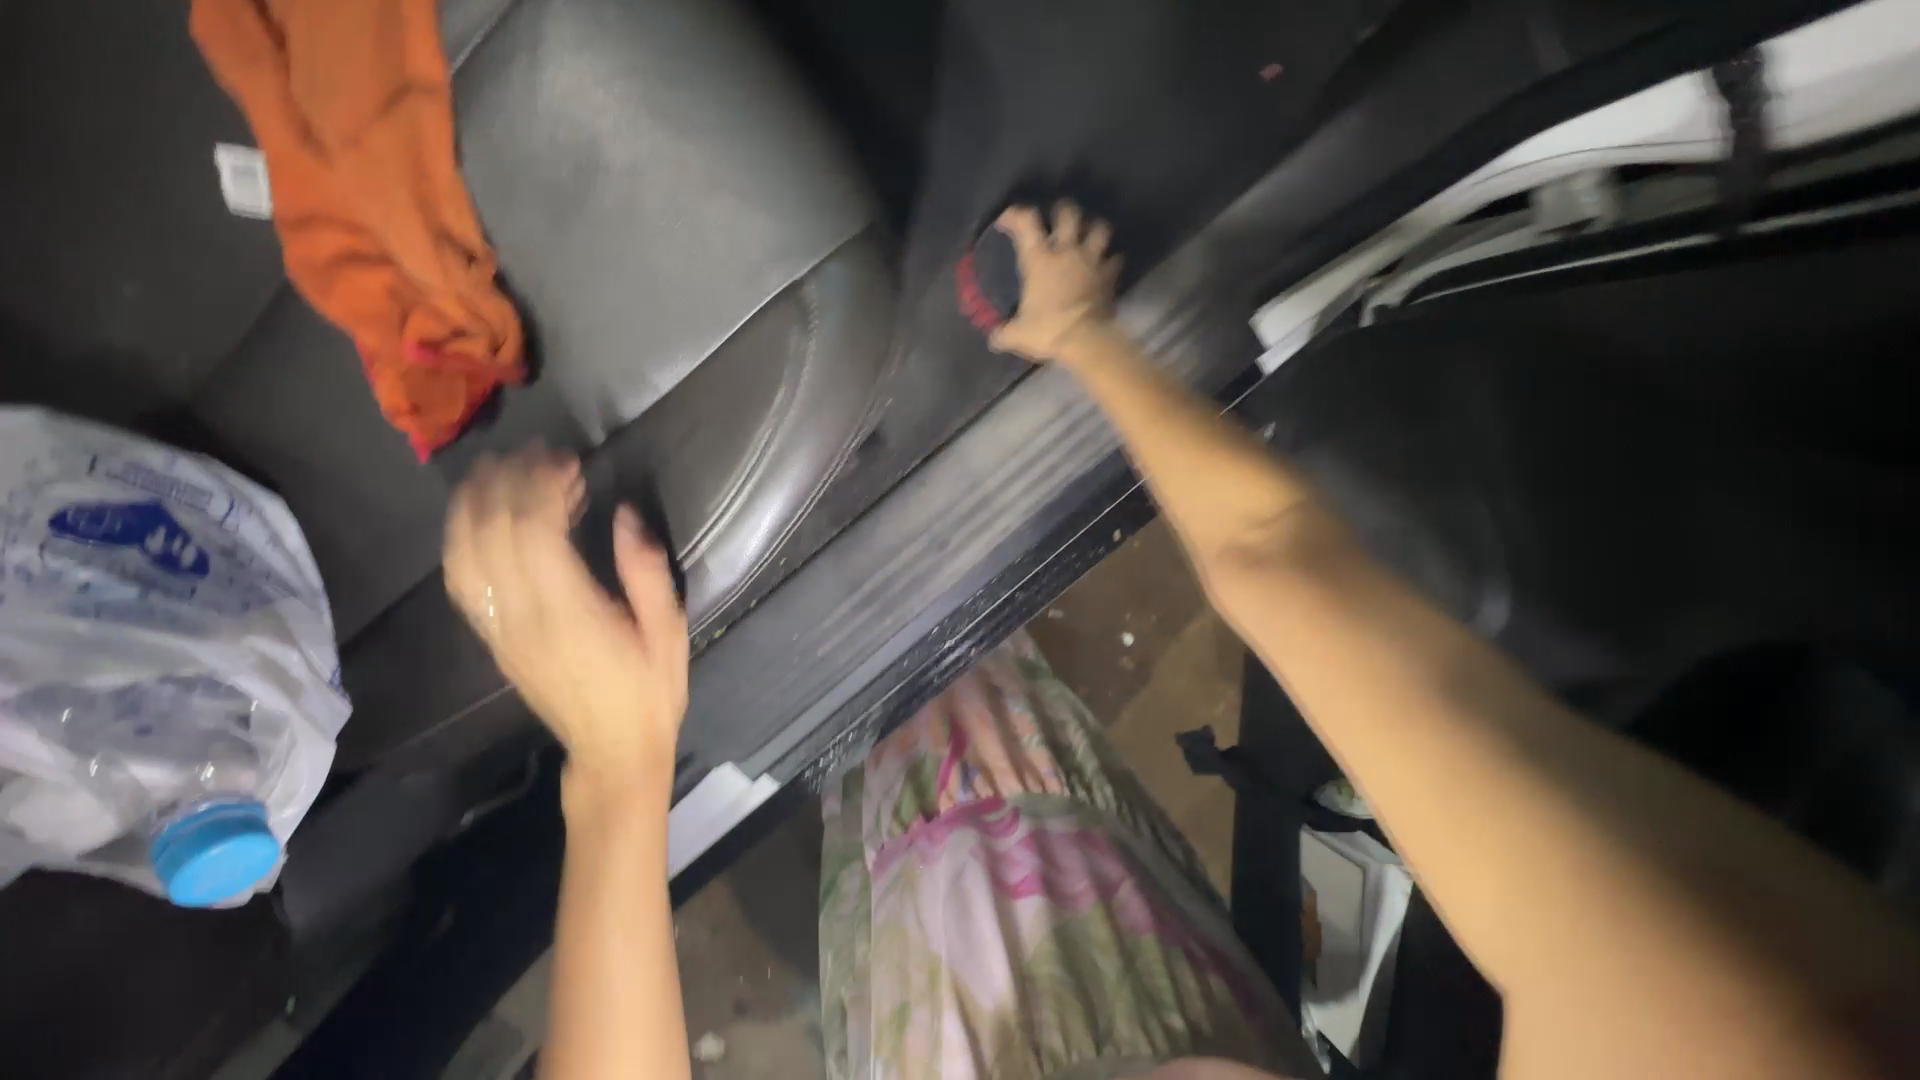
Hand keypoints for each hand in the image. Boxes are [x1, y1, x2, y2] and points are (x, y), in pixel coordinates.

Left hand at [443, 448, 688, 790]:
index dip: (543, 487)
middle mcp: (522, 617)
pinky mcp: (492, 638)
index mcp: (569, 613)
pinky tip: (476, 516)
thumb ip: (645, 571)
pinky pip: (462, 580)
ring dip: (473, 505)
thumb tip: (625, 515)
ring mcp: (499, 629)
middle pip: (493, 534)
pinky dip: (461, 539)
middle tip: (535, 453)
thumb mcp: (667, 630)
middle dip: (508, 483)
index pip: (535, 533)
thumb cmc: (649, 690)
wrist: (612, 750)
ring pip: (464, 554)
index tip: (568, 461)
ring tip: (494, 470)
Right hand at [988, 200, 1122, 361]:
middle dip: (1064, 210)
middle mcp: (1066, 253)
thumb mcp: (1018, 335)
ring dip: (1095, 227)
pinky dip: (1112, 260)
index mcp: (1039, 261)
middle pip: (1069, 215)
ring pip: (1099, 229)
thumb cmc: (1048, 331)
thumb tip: (994, 339)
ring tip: (1090, 232)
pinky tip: (1108, 264)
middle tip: (1059, 214)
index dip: (1015, 214)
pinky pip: (1115, 260)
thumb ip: (1004, 333)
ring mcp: (1091, 262)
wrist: (1086, 341)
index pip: (1026, 223)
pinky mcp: (1110, 276)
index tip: (1007, 220)